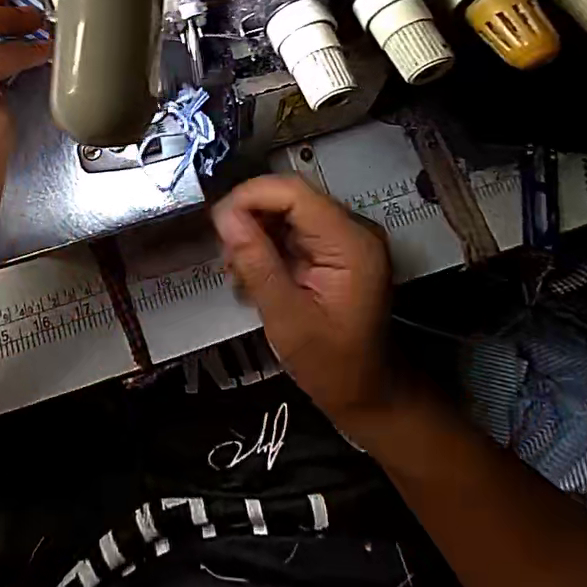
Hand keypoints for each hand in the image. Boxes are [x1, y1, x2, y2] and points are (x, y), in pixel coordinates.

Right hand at [211, 175, 398, 427]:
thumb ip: (256, 263)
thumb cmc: (332, 365)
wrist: (368, 393)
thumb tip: (223, 216)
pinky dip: (267, 242)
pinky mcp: (335, 246)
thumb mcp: (287, 319)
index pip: (294, 192)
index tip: (218, 224)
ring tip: (238, 269)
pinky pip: (293, 227)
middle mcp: (353, 229)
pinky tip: (254, 272)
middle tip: (226, 256)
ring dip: (255, 231)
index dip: (250, 197)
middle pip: (290, 196)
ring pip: (286, 208)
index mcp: (351, 244)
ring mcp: (345, 236)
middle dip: (250, 217)